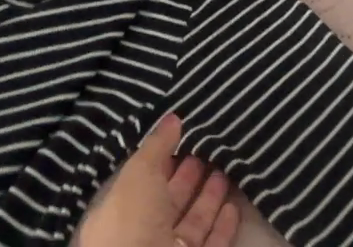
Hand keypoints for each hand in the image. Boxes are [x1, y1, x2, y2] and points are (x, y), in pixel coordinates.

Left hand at [79, 114, 240, 246]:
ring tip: (228, 168)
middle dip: (189, 175)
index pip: (143, 181)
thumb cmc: (131, 224)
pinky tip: (234, 206)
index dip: (163, 159)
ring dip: (210, 197)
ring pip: (192, 222)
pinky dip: (223, 226)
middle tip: (211, 148)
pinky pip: (211, 244)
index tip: (187, 135)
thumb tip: (173, 117)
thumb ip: (156, 146)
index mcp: (117, 214)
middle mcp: (141, 236)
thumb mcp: (137, 175)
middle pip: (169, 201)